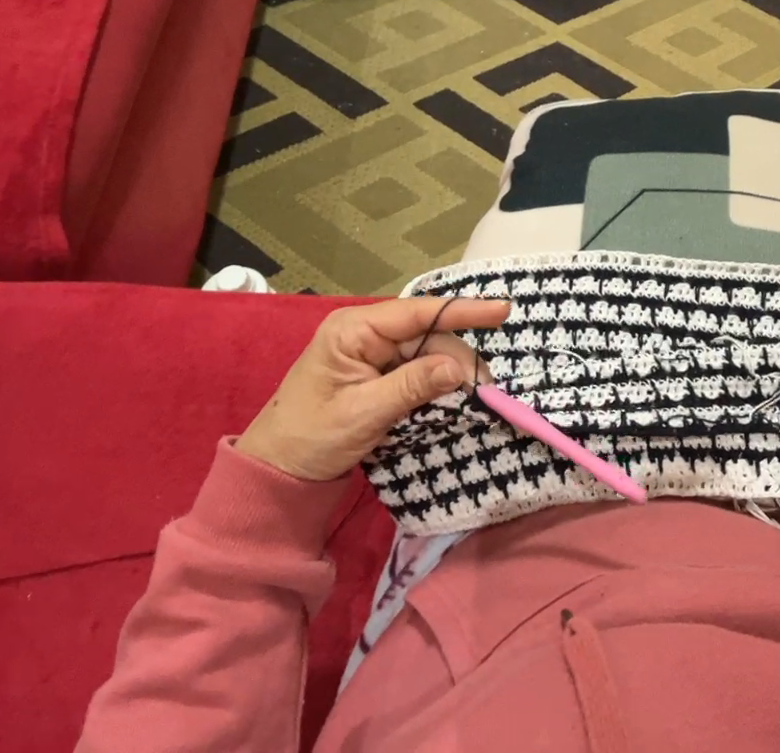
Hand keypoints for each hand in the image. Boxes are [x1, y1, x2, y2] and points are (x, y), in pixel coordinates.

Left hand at [236, 297, 510, 480]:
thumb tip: (459, 368)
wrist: (276, 470)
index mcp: (354, 330)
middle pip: (429, 335)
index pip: (417, 312)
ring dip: (451, 374)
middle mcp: (366, 332)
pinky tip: (454, 397)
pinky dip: (438, 382)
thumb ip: (411, 386)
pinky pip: (419, 369)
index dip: (463, 309)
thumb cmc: (310, 438)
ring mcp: (373, 352)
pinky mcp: (379, 373)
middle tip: (484, 392)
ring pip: (429, 352)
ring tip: (474, 399)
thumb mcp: (362, 413)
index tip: (502, 309)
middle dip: (459, 359)